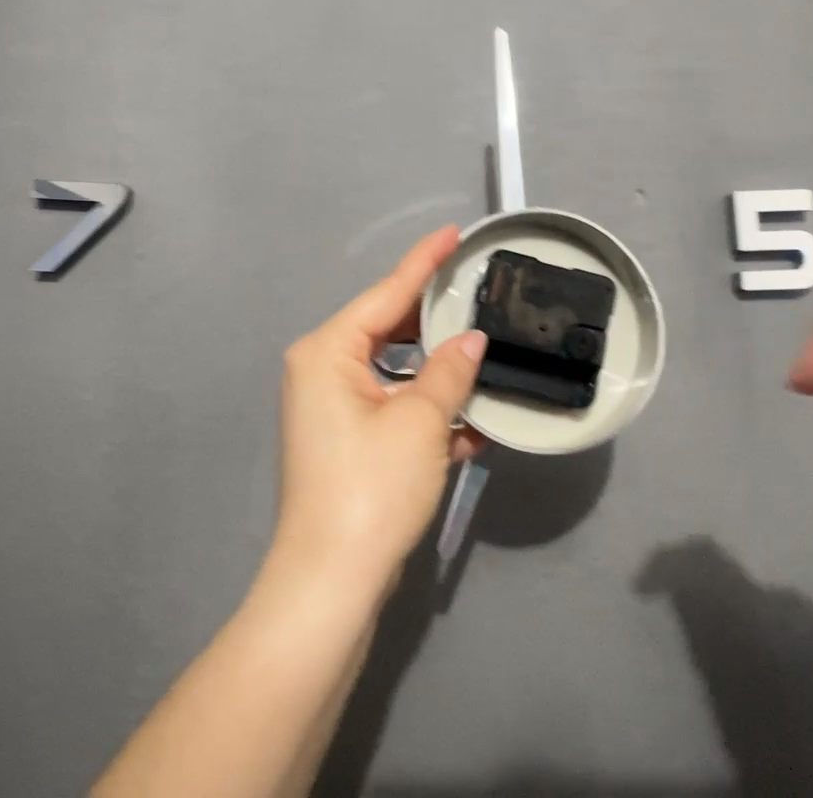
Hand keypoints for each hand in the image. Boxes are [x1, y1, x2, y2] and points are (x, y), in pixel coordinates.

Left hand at [272, 227, 487, 595]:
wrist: (333, 580)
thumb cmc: (371, 487)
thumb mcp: (419, 422)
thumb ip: (449, 373)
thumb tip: (471, 342)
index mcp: (327, 352)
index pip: (386, 294)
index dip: (423, 263)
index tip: (453, 233)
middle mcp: (323, 373)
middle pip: (389, 332)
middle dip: (437, 323)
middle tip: (483, 299)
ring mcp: (334, 413)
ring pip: (397, 375)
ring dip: (441, 376)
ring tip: (489, 358)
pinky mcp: (350, 447)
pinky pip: (395, 412)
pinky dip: (430, 414)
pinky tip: (476, 423)